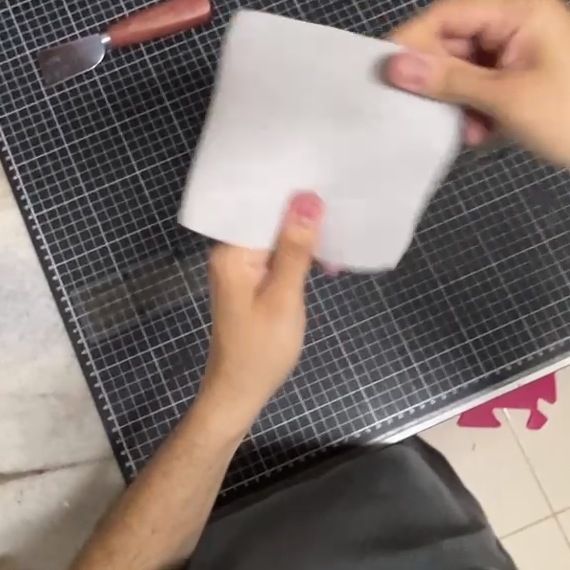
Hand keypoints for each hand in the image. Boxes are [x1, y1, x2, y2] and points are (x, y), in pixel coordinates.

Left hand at [199, 192, 323, 417]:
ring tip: (339, 222)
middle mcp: (229, 254)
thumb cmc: (261, 350)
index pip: (260, 206)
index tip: (324, 176)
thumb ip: (295, 249)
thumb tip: (308, 200)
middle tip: (340, 196)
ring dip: (303, 235)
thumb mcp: (284, 297)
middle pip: (267, 219)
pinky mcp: (249, 281)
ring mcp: (239, 268)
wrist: (239, 392)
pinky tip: (323, 254)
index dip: (291, 192)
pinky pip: (274, 255)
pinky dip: (297, 255)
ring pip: (274, 238)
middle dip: (301, 213)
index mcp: (231, 253)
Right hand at [384, 0, 569, 199]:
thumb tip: (392, 65)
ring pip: (468, 68)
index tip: (382, 73)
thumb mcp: (506, 98)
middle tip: (417, 110)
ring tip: (461, 130)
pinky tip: (479, 134)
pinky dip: (476, 108)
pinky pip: (486, 85)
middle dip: (437, 77)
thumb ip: (447, 80)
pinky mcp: (532, 78)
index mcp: (523, 11)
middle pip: (456, 40)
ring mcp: (529, 51)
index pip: (448, 14)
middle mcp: (524, 23)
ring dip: (457, 99)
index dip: (411, 41)